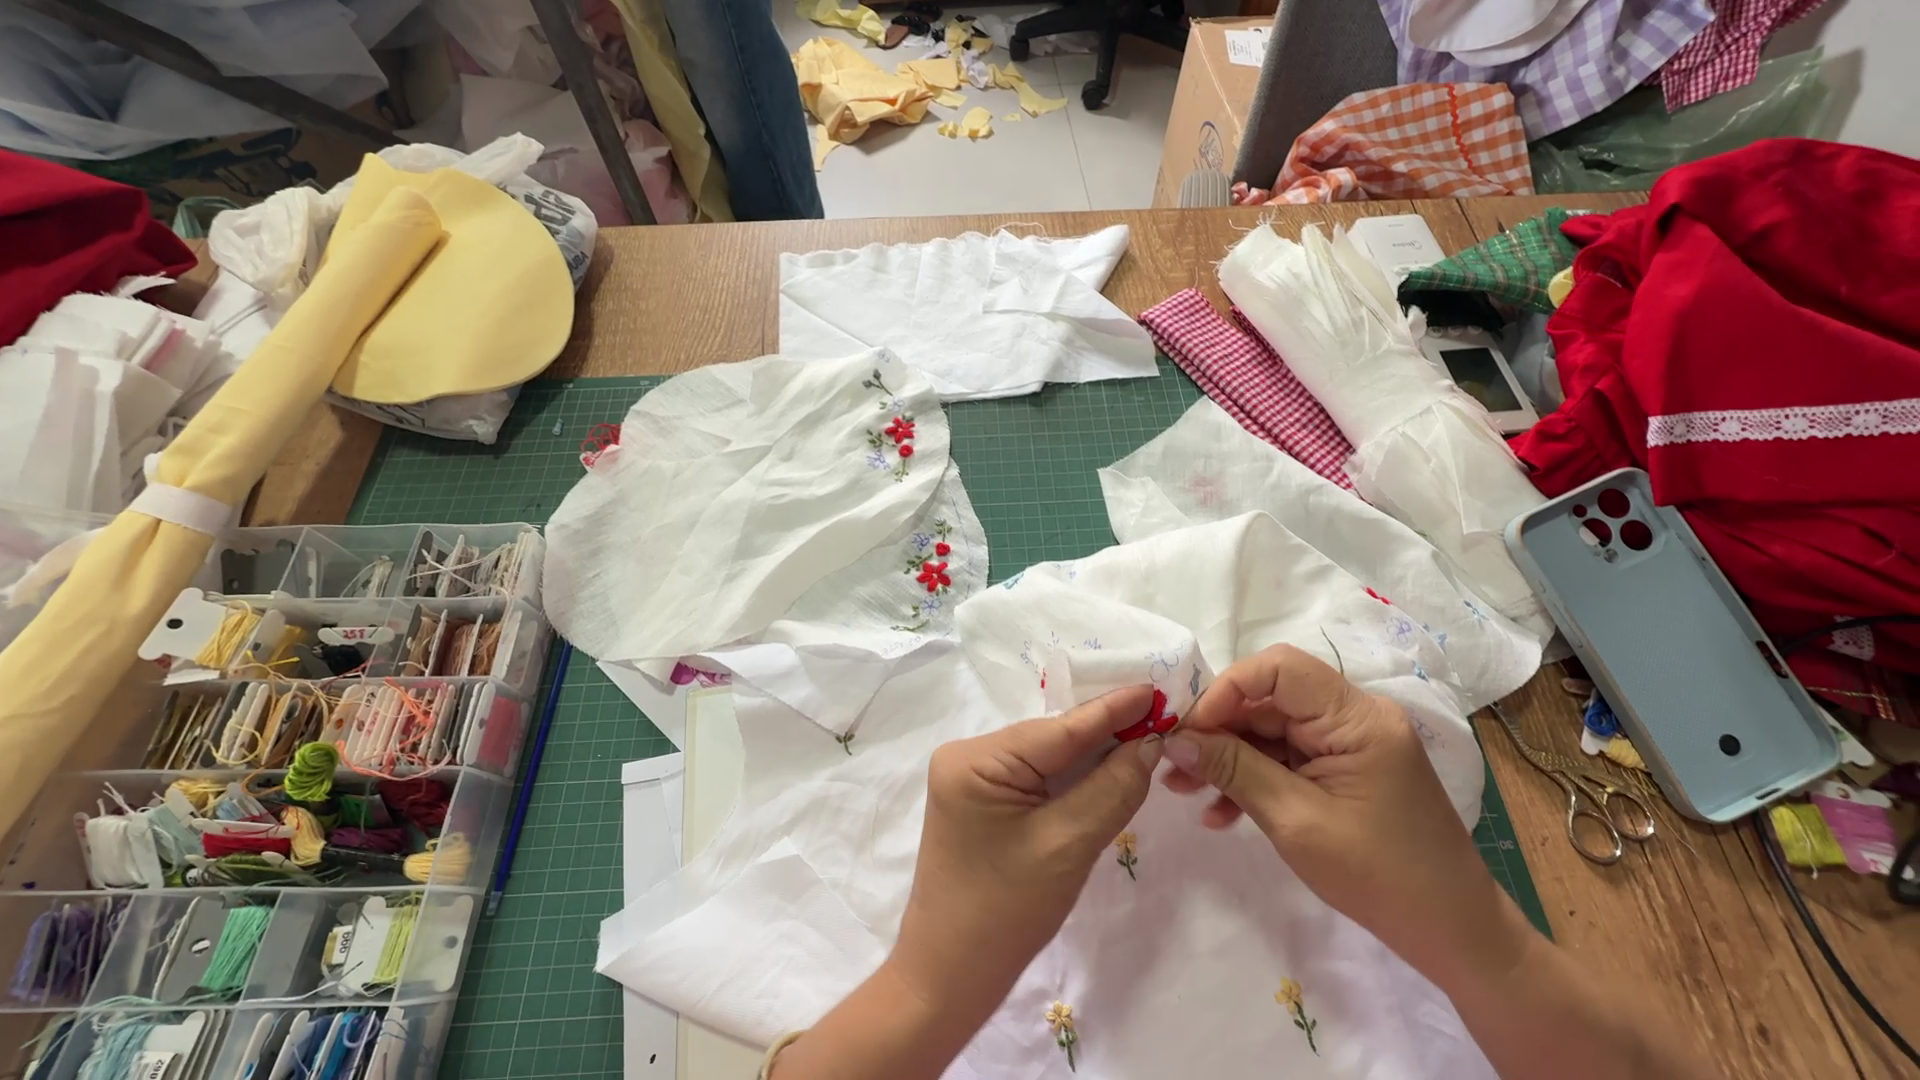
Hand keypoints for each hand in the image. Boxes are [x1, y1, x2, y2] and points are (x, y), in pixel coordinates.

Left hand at [891, 686, 1165, 1015]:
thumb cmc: (1006, 912)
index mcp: (976, 760)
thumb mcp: (1067, 846)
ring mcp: (971, 779)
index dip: (1113, 710)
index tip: (1157, 687)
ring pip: (1046, 756)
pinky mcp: (981, 801)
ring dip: (1092, 753)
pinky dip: (1072, 776)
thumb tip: (1149, 743)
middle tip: (1161, 714)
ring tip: (1145, 736)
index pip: (1059, 728)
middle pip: (1052, 737)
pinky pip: (1036, 776)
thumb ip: (1112, 788)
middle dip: (1106, 729)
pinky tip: (1107, 768)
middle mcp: (967, 756)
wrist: (951, 973)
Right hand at [1161, 645, 1513, 980]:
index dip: (1226, 689)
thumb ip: (1234, 769)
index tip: (1190, 730)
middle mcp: (1354, 717)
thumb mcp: (1295, 820)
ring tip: (1183, 790)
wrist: (1449, 931)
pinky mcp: (1344, 769)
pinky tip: (1220, 813)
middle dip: (1216, 730)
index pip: (1279, 668)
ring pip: (1270, 730)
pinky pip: (1286, 758)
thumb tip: (1175, 738)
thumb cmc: (1377, 874)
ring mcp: (1349, 744)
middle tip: (1172, 764)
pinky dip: (1252, 779)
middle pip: (1269, 701)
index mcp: (1356, 717)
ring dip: (1226, 758)